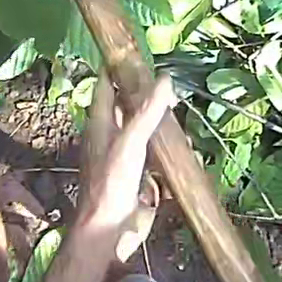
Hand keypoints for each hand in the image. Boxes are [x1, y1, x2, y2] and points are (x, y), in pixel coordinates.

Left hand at [74, 75, 172, 262]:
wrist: (107, 229)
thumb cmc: (112, 182)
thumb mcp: (131, 142)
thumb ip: (147, 111)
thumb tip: (165, 78)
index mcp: (100, 122)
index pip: (106, 85)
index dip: (117, 66)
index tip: (137, 51)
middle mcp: (109, 135)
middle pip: (126, 105)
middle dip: (146, 94)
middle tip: (170, 84)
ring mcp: (122, 156)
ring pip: (142, 129)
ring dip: (159, 122)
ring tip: (180, 113)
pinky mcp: (135, 175)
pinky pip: (153, 154)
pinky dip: (167, 148)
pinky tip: (182, 148)